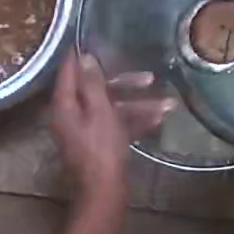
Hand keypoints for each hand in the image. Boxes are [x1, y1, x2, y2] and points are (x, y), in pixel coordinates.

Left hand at [50, 52, 172, 213]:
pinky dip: (135, 121)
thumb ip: (92, 83)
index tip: (99, 38)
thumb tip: (85, 56)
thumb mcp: (100, 112)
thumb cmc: (101, 151)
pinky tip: (161, 118)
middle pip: (94, 90)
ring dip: (138, 105)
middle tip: (149, 77)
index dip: (83, 54)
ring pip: (110, 108)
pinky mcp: (99, 145)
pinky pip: (116, 125)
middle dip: (124, 83)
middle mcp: (70, 115)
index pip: (69, 71)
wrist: (105, 194)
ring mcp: (85, 131)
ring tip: (169, 104)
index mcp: (64, 105)